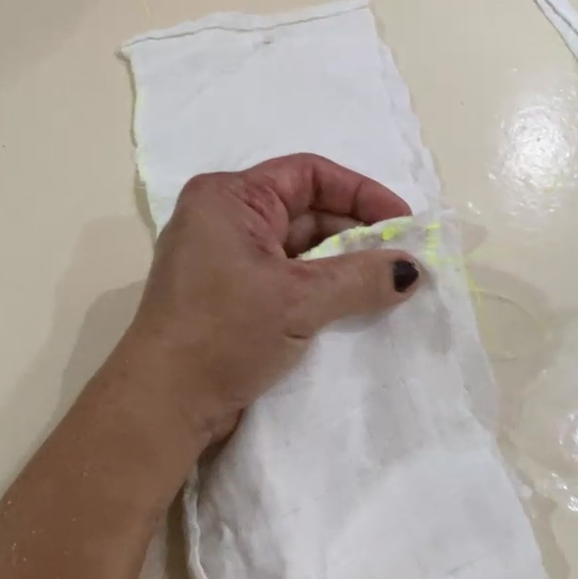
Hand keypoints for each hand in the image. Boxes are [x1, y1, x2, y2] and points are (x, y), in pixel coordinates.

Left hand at [112, 154, 424, 445]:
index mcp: (228, 199)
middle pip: (305, 212)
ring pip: (298, 252)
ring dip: (341, 269)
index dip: (362, 194)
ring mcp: (224, 263)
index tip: (404, 224)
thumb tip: (412, 271)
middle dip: (356, 236)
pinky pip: (286, 283)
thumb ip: (360, 279)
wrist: (165, 403)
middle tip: (402, 263)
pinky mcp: (230, 301)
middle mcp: (222, 221)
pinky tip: (354, 311)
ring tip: (387, 289)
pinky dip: (320, 293)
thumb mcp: (298, 301)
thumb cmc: (223, 334)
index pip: (308, 175)